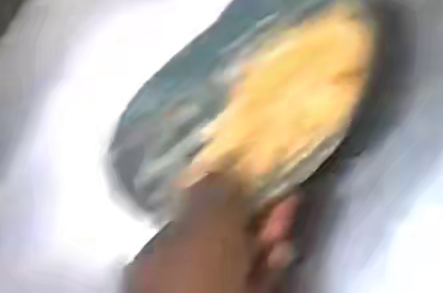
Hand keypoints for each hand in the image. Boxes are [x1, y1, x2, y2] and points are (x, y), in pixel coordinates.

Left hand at [126, 177, 298, 292]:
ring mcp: (202, 289)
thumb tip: (209, 163)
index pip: (197, 212)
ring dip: (273, 236)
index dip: (234, 194)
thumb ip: (211, 190)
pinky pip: (257, 275)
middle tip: (289, 200)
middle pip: (227, 231)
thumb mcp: (207, 223)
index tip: (264, 178)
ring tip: (287, 233)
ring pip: (246, 252)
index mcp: (154, 252)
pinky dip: (272, 263)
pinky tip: (282, 257)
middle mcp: (172, 273)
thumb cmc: (201, 275)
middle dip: (263, 214)